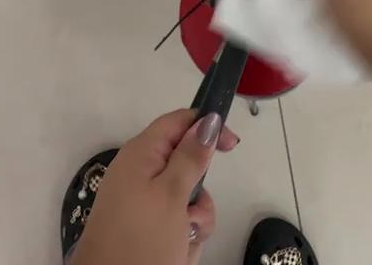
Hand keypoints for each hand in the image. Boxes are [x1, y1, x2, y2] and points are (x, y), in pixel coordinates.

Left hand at [72, 110, 239, 264]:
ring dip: (194, 219)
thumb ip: (191, 156)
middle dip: (200, 191)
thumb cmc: (141, 239)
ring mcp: (140, 203)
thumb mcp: (172, 195)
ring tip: (184, 240)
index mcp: (142, 153)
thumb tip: (207, 119)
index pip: (179, 121)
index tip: (232, 147)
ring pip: (184, 198)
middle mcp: (139, 173)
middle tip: (194, 213)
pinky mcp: (143, 228)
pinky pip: (174, 222)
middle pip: (185, 164)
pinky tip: (177, 254)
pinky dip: (181, 236)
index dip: (207, 126)